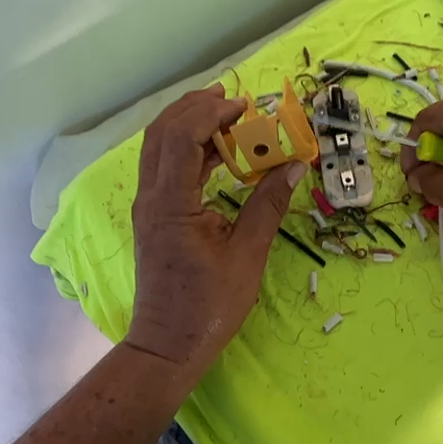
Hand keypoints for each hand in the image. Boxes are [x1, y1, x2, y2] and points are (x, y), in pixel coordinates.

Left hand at [127, 87, 305, 375]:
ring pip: (158, 148)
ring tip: (226, 115)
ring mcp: (148, 206)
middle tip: (230, 98)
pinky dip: (188, 150)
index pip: (182, 138)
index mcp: (170, 204)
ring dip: (188, 125)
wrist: (167, 345)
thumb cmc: (208, 306)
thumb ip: (268, 205)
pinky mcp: (154, 216)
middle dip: (194, 108)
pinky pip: (165, 168)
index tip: (243, 107)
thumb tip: (294, 167)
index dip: (211, 114)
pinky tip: (218, 151)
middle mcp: (151, 197)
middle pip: (161, 133)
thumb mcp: (246, 256)